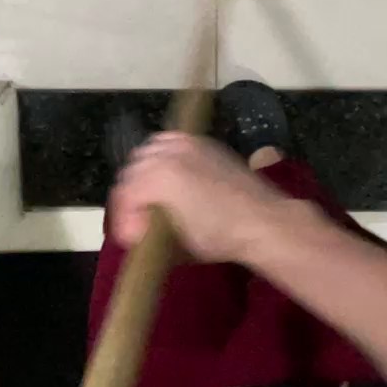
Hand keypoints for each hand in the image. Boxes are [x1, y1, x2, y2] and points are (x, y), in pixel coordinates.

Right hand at [108, 132, 314, 264]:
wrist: (263, 220)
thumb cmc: (220, 236)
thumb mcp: (176, 243)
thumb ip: (150, 231)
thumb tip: (139, 231)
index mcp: (159, 177)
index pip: (125, 194)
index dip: (123, 218)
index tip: (130, 238)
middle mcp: (170, 153)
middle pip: (133, 170)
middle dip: (131, 196)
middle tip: (138, 220)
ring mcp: (188, 143)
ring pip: (149, 151)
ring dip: (144, 174)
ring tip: (151, 198)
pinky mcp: (204, 143)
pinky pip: (171, 142)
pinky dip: (163, 157)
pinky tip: (170, 176)